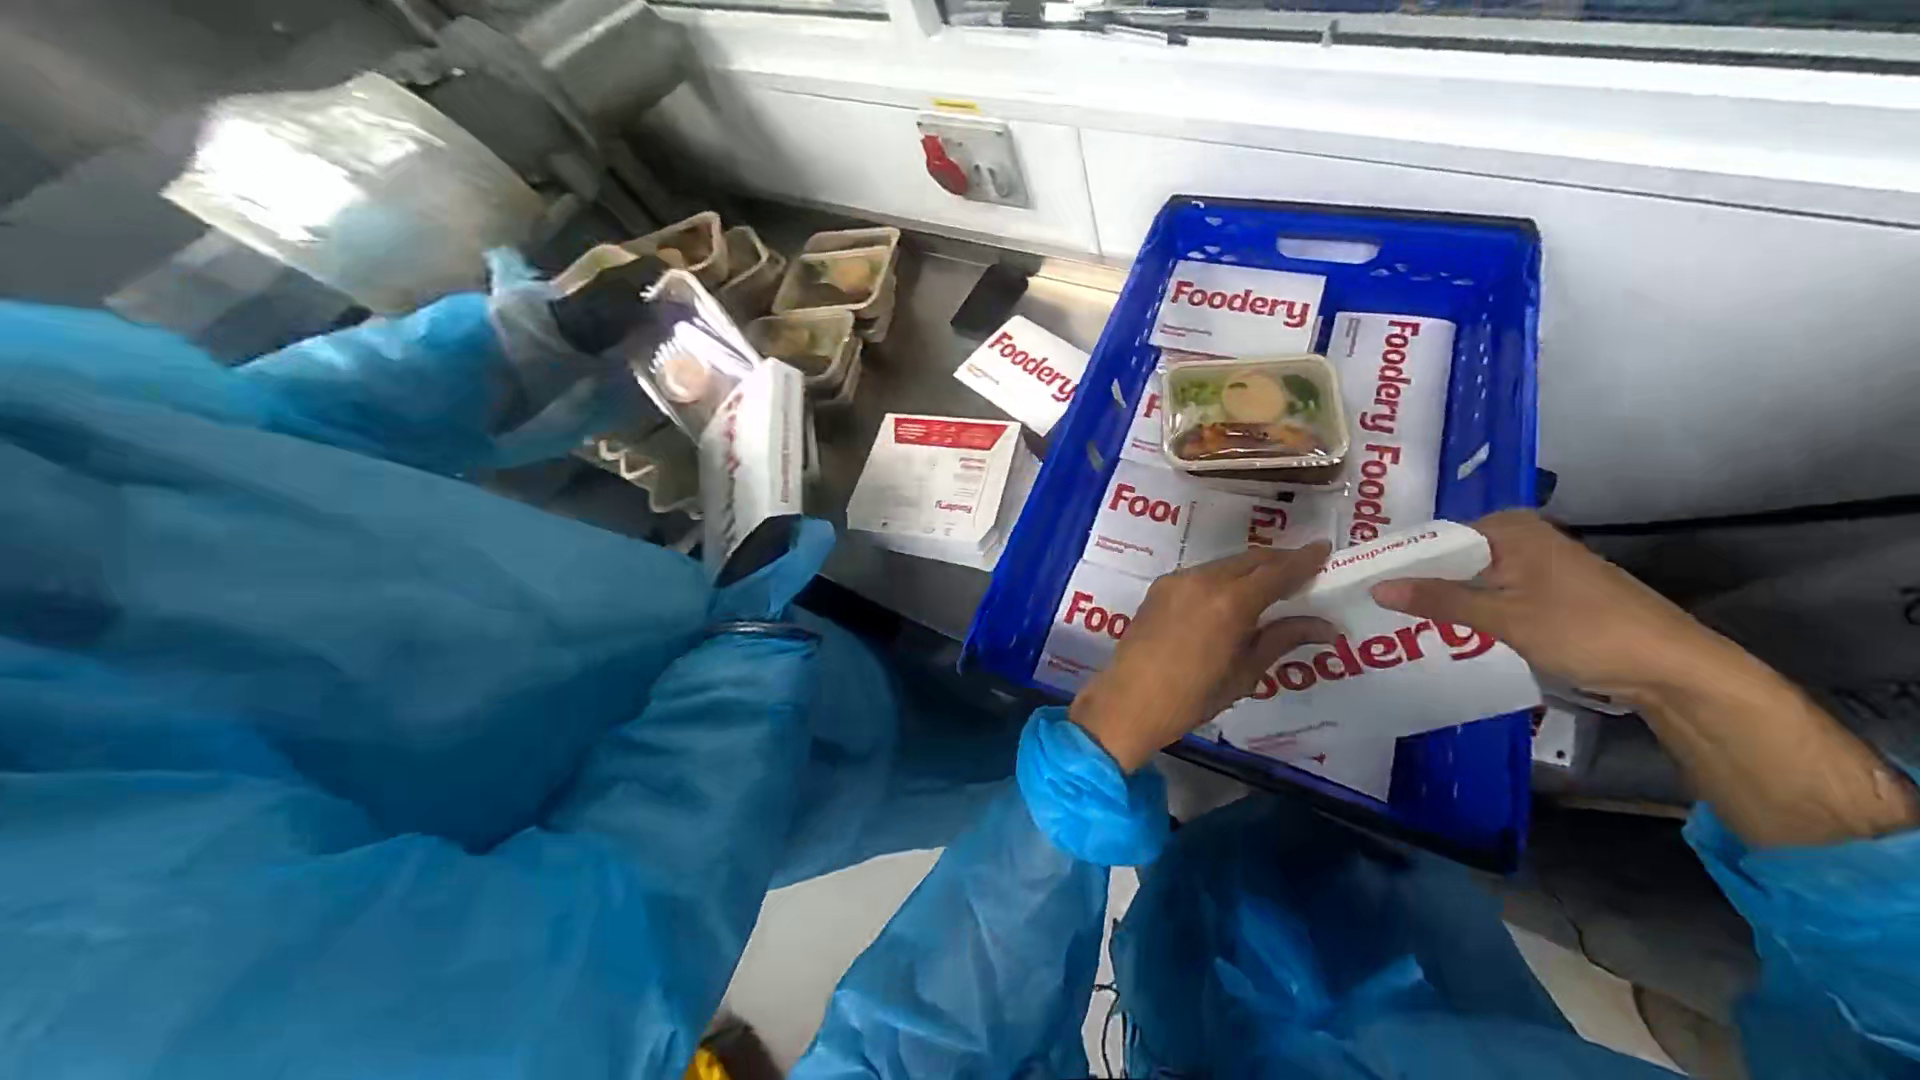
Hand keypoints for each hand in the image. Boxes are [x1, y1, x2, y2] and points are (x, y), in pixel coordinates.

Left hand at [1070, 543, 1334, 771]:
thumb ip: (1284, 638)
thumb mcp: (1246, 672)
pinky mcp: (1159, 587)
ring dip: (1250, 568)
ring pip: (1224, 564)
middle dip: (1279, 561)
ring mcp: (1177, 580)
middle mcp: (1203, 580)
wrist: (1130, 700)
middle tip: (1303, 568)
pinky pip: (1201, 574)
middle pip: (1251, 560)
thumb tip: (1327, 627)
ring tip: (1270, 582)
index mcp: (1231, 602)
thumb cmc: (1193, 697)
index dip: (1304, 560)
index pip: (1278, 571)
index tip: (1324, 549)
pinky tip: (1231, 594)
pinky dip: (1223, 577)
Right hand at [1372, 510, 1918, 847]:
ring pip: (1466, 578)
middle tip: (1366, 606)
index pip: (1433, 538)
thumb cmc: (1585, 630)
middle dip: (1413, 582)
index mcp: (1510, 528)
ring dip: (1437, 600)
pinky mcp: (1542, 593)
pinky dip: (1463, 610)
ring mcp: (1532, 566)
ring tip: (1390, 620)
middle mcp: (1519, 538)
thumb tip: (1374, 587)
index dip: (1397, 561)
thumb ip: (1437, 600)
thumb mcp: (1502, 617)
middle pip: (1448, 557)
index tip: (1358, 583)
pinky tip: (1437, 630)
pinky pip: (1485, 594)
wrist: (1673, 669)